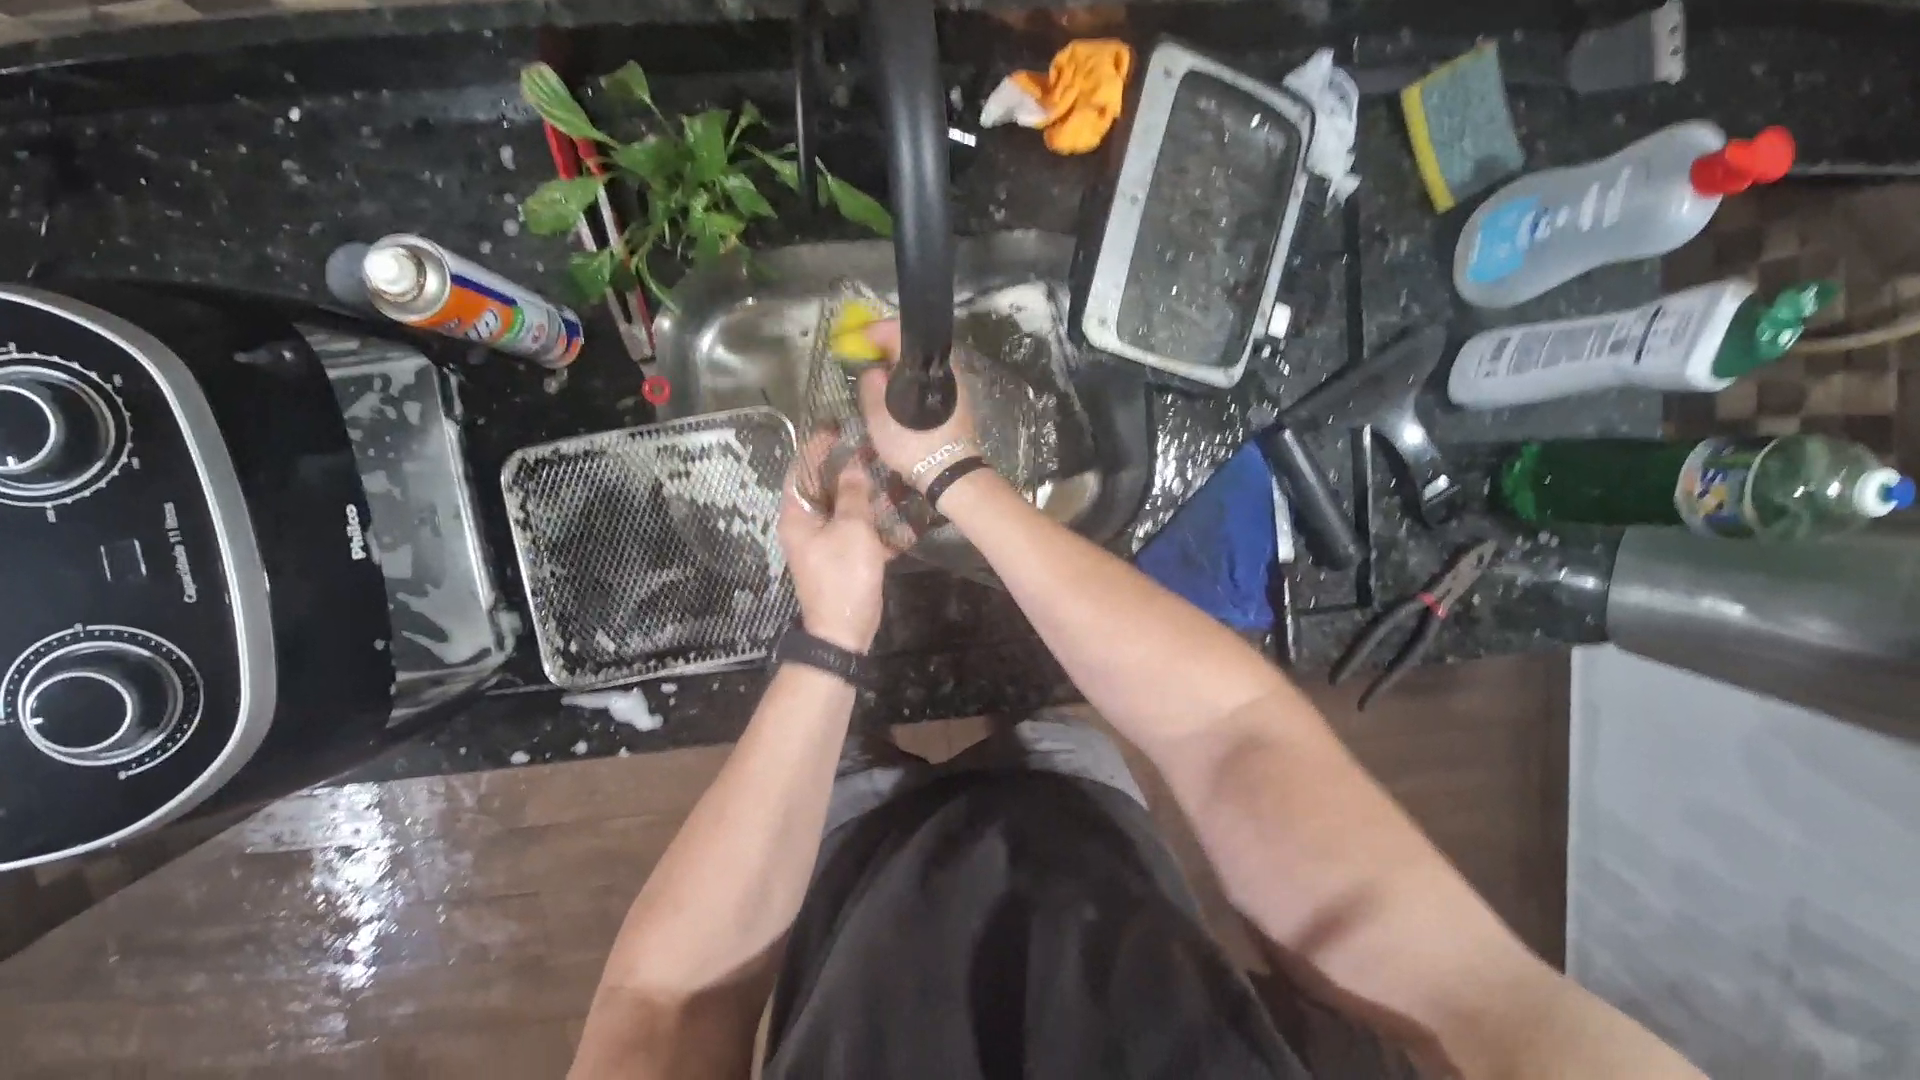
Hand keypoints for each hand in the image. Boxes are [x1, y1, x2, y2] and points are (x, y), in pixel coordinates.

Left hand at [778, 430, 895, 652]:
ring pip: (842, 508)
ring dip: (864, 493)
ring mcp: (823, 542)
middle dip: (846, 467)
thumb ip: (853, 494)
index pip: (802, 469)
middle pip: (823, 486)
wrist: (843, 632)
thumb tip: (853, 464)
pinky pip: (855, 530)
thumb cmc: (843, 577)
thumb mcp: (852, 530)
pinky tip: (898, 512)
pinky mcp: (841, 558)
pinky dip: (873, 521)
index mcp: (797, 515)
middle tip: (871, 446)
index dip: (817, 446)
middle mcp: (805, 525)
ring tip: (888, 473)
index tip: (837, 425)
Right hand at [853, 320, 981, 492]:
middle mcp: (945, 367)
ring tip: (878, 375)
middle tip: (865, 356)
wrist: (949, 473)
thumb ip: (870, 386)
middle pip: (913, 347)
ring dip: (899, 366)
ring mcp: (956, 384)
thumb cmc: (912, 444)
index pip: (899, 332)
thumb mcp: (879, 417)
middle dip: (886, 348)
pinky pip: (930, 379)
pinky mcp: (959, 400)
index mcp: (925, 365)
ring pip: (922, 364)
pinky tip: (899, 394)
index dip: (874, 332)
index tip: (856, 339)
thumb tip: (871, 370)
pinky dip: (912, 379)